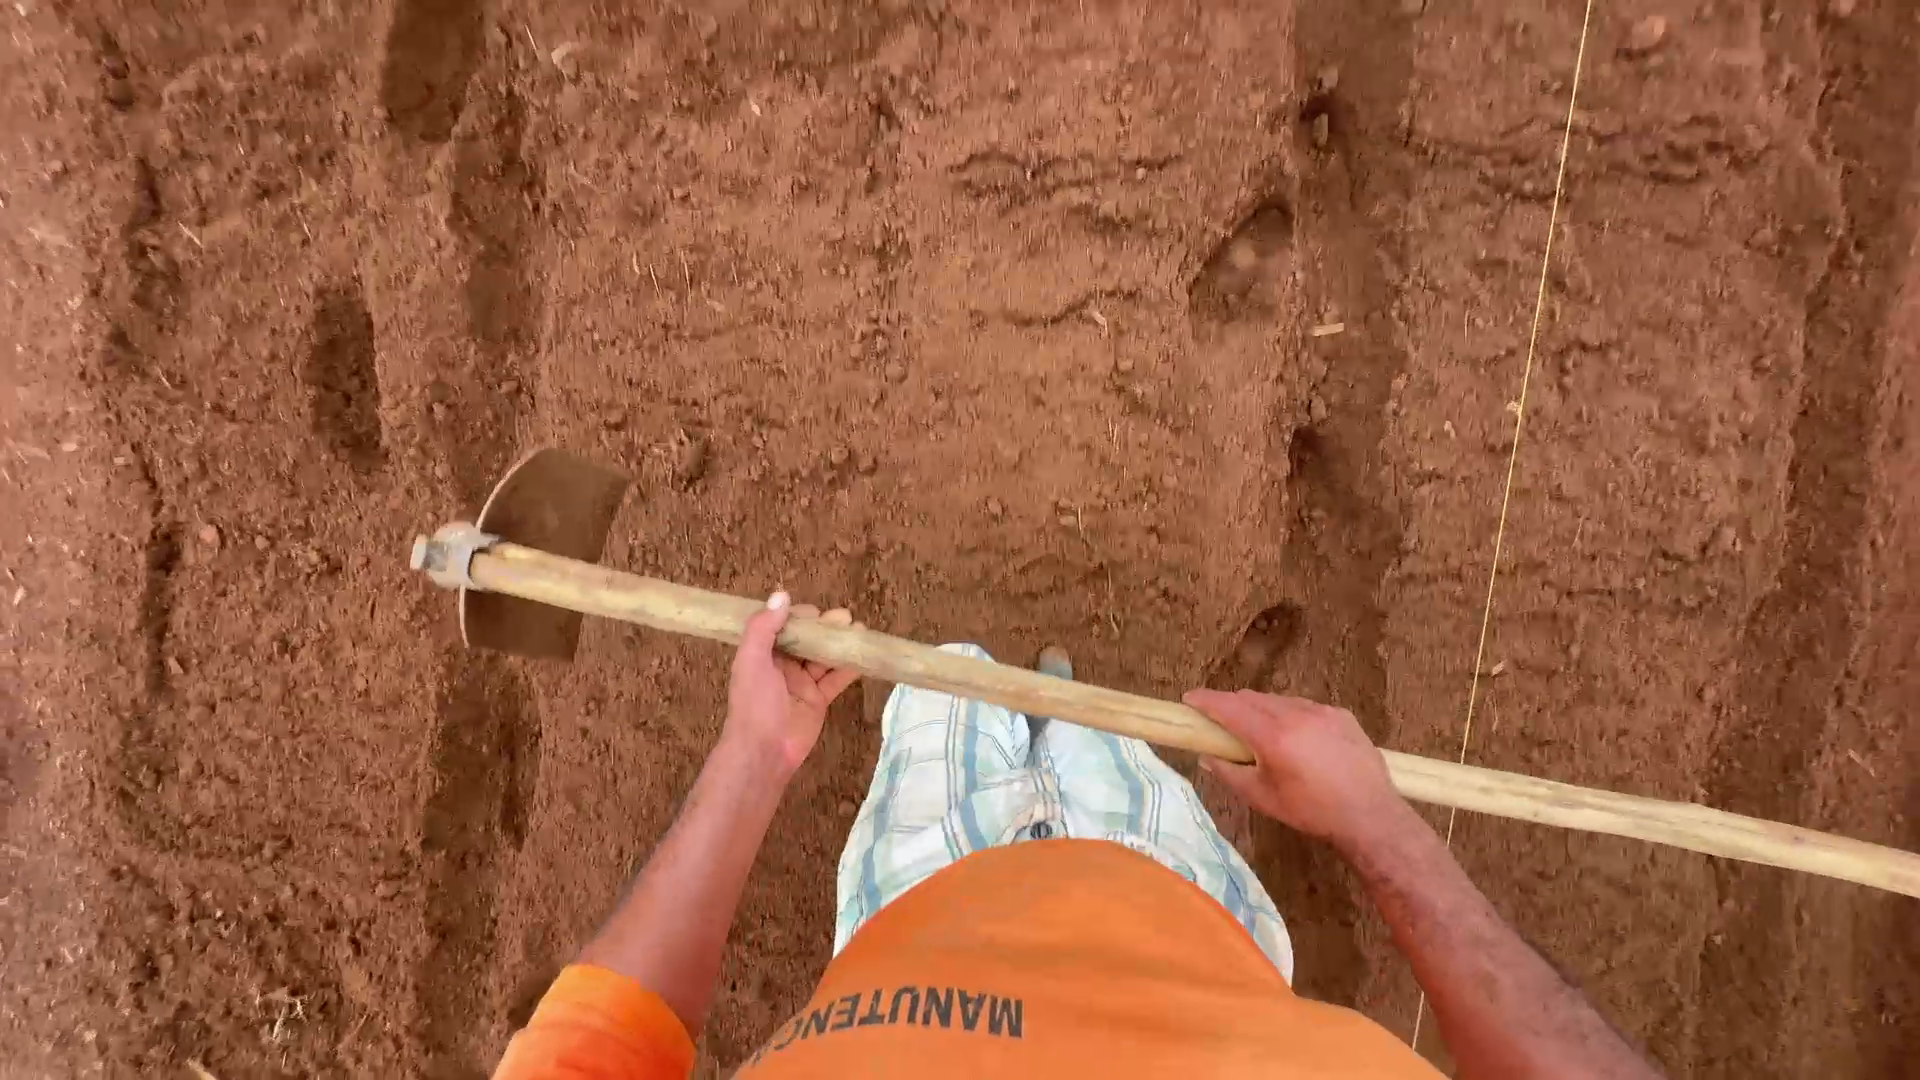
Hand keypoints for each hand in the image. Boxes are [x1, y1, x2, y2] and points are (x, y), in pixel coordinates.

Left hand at [723, 591, 861, 777]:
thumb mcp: (751, 661)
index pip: (785, 625)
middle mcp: (784, 665)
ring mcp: (802, 683)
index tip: (817, 614)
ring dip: (841, 644)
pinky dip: (850, 667)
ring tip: (860, 630)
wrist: (763, 751)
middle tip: (845, 618)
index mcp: (764, 654)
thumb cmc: (754, 703)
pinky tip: (864, 656)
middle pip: (809, 639)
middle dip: (827, 627)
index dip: (802, 616)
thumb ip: (763, 628)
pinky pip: (836, 679)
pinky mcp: (819, 699)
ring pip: (825, 657)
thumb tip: (782, 595)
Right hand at [1184, 689, 1410, 850]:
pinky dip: (1290, 715)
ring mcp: (1321, 711)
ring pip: (1277, 700)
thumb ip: (1228, 773)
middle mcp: (1295, 715)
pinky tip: (1296, 738)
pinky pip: (1304, 706)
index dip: (1205, 701)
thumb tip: (1207, 756)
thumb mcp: (1261, 797)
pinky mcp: (1341, 714)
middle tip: (1222, 724)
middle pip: (1250, 698)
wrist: (1372, 817)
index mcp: (1272, 736)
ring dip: (1261, 710)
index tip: (1189, 699)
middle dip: (1231, 706)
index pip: (1228, 707)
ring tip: (1262, 734)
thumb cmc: (1311, 811)